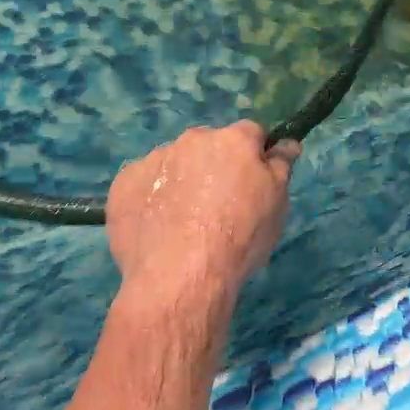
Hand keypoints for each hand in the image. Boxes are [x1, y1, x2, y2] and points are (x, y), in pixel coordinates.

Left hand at [106, 121, 299, 304]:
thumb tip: (286, 143)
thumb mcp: (277, 203)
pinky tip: (156, 226)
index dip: (254, 156)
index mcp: (233, 139)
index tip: (252, 183)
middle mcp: (193, 139)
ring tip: (183, 222)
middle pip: (209, 145)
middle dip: (215, 166)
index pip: (251, 133)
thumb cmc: (239, 237)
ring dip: (182, 180)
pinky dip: (151, 197)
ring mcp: (155, 159)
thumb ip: (281, 166)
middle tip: (218, 206)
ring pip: (175, 163)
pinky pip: (143, 182)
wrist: (180, 277)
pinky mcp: (123, 183)